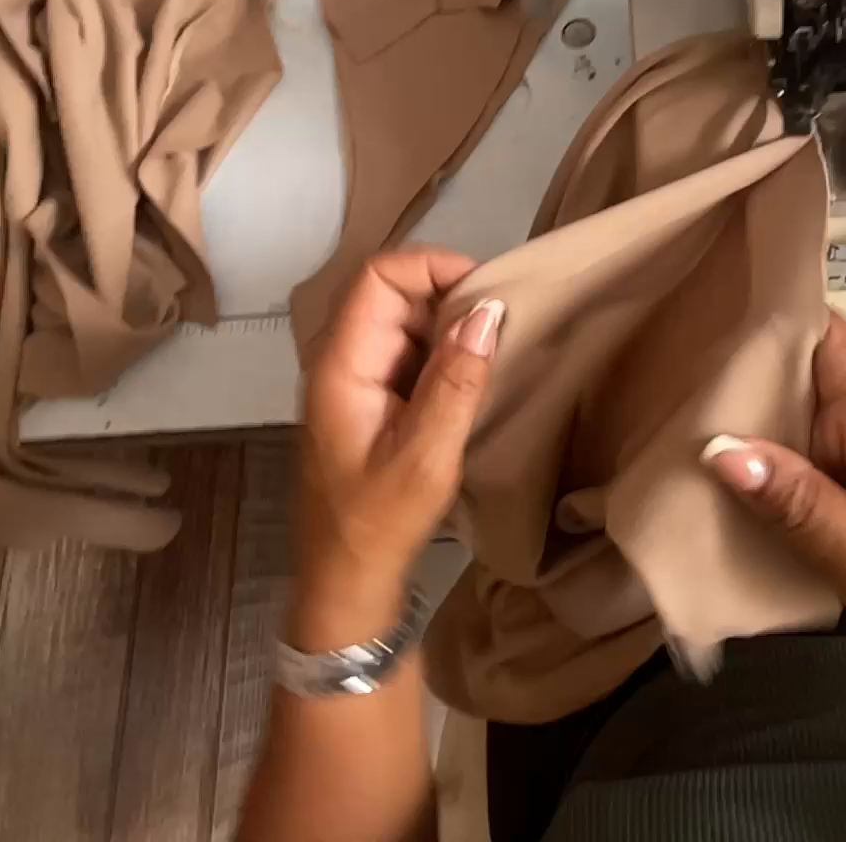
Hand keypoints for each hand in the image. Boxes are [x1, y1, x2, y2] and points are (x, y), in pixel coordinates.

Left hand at [296, 250, 503, 645]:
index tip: (486, 290)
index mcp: (342, 364)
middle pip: (392, 292)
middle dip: (449, 294)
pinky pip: (411, 351)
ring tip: (496, 345)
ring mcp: (358, 378)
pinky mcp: (374, 397)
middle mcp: (344, 359)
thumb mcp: (427, 455)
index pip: (379, 278)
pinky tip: (476, 372)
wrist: (347, 579)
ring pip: (405, 320)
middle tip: (502, 320)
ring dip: (451, 324)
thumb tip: (487, 310)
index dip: (432, 267)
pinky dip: (446, 350)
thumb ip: (456, 381)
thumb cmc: (379, 521)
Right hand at [700, 313, 845, 678]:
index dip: (769, 309)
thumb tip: (717, 449)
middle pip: (796, 352)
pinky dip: (749, 424)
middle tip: (662, 346)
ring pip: (788, 387)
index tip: (703, 302)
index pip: (825, 332)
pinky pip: (789, 424)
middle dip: (736, 345)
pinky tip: (699, 431)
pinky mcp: (841, 458)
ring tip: (664, 379)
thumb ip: (802, 507)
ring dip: (737, 385)